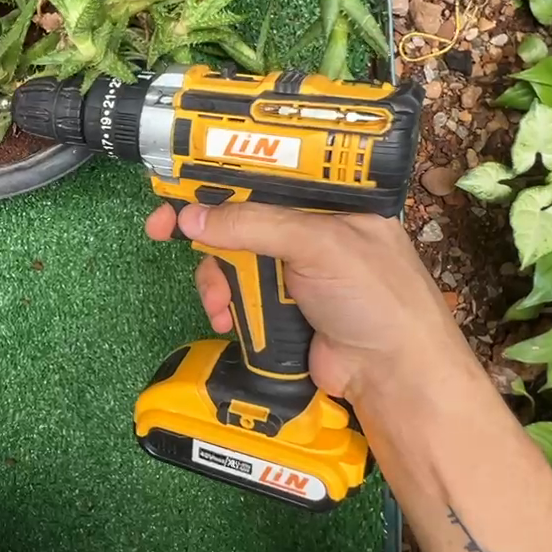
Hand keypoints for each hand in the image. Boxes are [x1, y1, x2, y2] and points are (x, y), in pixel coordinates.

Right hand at [144, 202, 470, 404]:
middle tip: (160, 228)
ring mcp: (291, 268)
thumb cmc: (374, 297)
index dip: (220, 174)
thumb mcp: (318, 246)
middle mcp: (308, 228)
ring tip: (217, 303)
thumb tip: (189, 218)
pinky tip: (225, 320)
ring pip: (230, 256)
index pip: (266, 173)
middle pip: (238, 214)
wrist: (392, 379)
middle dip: (202, 228)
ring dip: (213, 278)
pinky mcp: (277, 304)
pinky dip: (223, 303)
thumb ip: (253, 226)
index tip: (179, 181)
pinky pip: (234, 291)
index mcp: (329, 200)